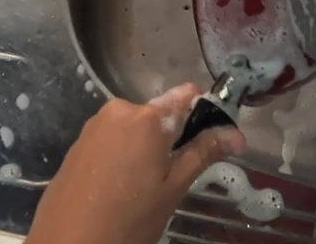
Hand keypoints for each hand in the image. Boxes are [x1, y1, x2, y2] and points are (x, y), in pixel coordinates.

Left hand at [24, 83, 244, 243]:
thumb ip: (202, 154)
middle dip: (171, 137)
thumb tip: (236, 134)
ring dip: (146, 147)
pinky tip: (120, 186)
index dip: (204, 109)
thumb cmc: (127, 220)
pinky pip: (112, 138)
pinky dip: (123, 154)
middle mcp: (121, 109)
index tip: (215, 131)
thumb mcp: (171, 190)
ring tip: (145, 187)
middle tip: (174, 175)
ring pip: (135, 128)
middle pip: (158, 114)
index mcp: (147, 117)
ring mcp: (96, 124)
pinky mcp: (80, 141)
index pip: (185, 95)